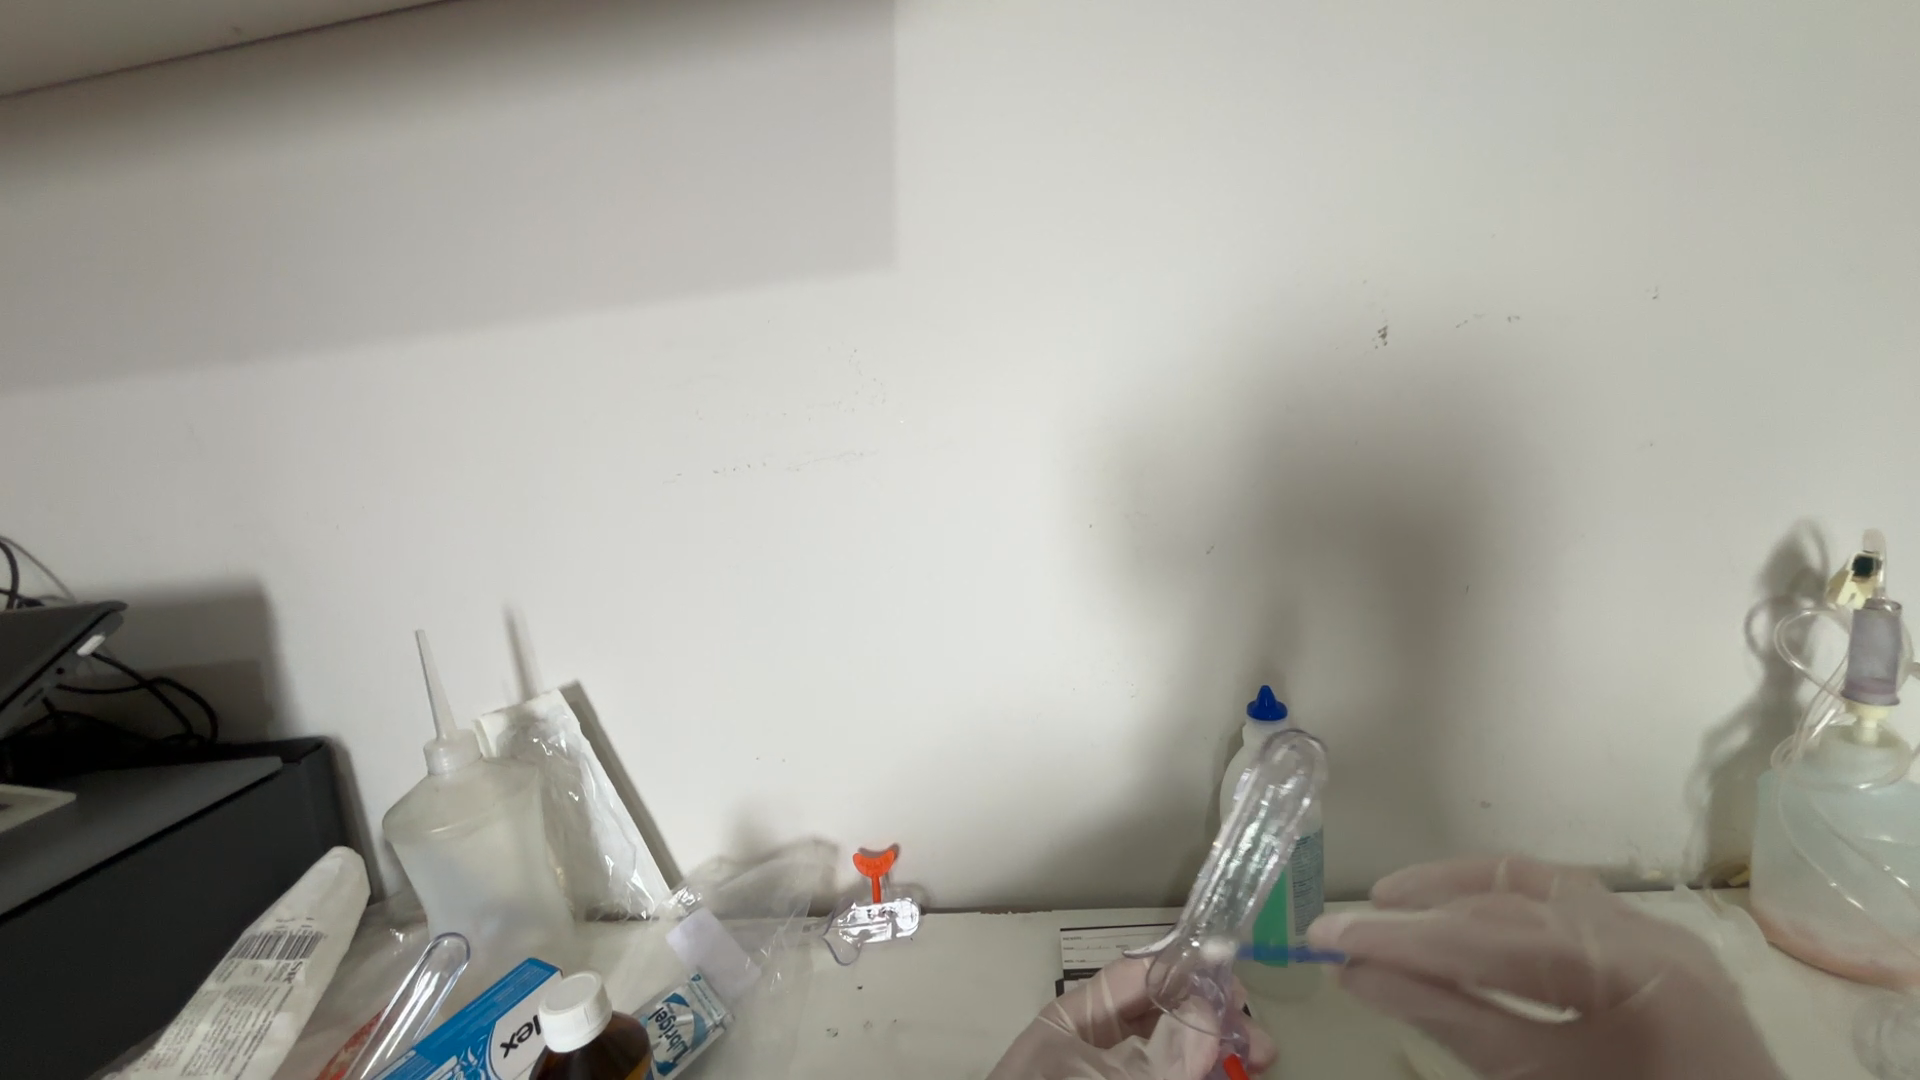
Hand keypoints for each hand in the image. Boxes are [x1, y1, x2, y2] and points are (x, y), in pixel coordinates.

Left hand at [985, 957, 1277, 1079]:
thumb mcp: (1110, 1078)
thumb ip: (1164, 1049)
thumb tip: (1209, 1006)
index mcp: (1078, 1017)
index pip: (1137, 975)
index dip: (1185, 966)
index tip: (1234, 973)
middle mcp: (1095, 1043)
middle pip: (1162, 1015)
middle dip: (1212, 1019)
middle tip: (1259, 1042)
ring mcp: (1111, 1072)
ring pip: (1171, 1053)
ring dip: (1213, 1054)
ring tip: (1257, 1064)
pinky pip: (1167, 1074)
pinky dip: (1197, 1075)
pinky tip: (1227, 1077)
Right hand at [1307, 856, 1787, 1079]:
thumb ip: (1446, 1019)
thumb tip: (1351, 971)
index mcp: (1643, 975)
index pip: (1494, 942)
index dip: (1401, 940)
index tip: (1324, 937)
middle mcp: (1653, 936)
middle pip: (1509, 907)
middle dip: (1420, 920)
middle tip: (1347, 932)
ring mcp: (1656, 936)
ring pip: (1531, 889)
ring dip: (1454, 896)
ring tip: (1392, 906)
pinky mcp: (1647, 948)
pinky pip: (1559, 902)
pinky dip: (1497, 903)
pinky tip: (1458, 914)